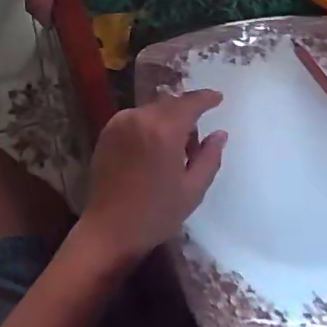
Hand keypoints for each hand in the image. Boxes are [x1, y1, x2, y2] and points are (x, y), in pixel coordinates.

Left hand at [75, 89, 227, 269]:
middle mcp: (140, 118)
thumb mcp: (192, 189)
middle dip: (186, 115)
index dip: (206, 98)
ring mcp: (120, 122)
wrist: (108, 228)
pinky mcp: (107, 131)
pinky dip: (148, 126)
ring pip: (153, 110)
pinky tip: (151, 153)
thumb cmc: (155, 214)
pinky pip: (136, 118)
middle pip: (170, 104)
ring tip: (171, 153)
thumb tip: (219, 134)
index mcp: (163, 130)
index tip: (218, 98)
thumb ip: (209, 157)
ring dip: (166, 121)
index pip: (190, 103)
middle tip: (193, 146)